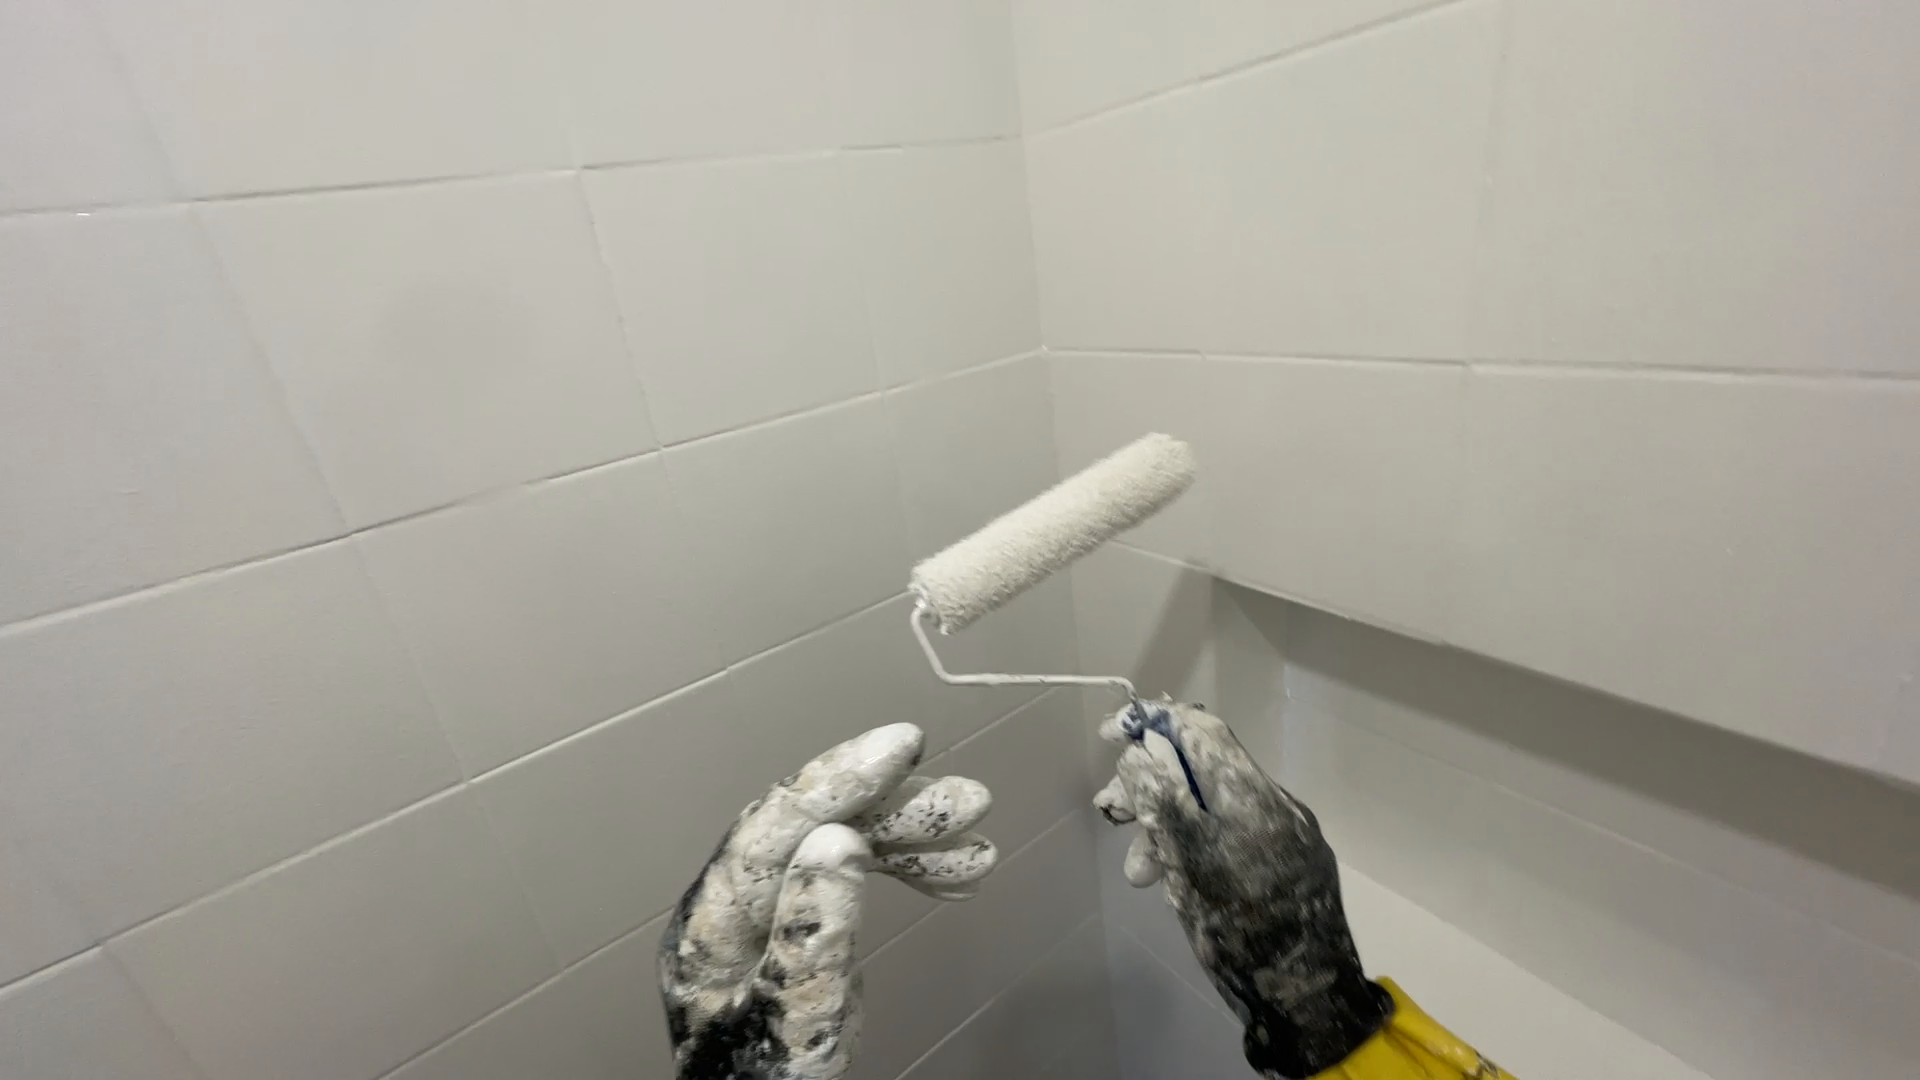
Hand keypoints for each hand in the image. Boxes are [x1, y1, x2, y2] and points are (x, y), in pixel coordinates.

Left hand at [660, 723, 997, 1079]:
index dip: (841, 778)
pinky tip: (956, 874)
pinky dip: (912, 868)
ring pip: (850, 839)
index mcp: (715, 917)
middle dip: (899, 810)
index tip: (904, 743)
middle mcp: (743, 893)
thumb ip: (809, 938)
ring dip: (916, 838)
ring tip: (980, 850)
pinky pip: (862, 868)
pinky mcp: (809, 909)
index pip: (774, 826)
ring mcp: (777, 899)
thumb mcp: (790, 1027)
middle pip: (822, 825)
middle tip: (973, 802)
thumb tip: (840, 838)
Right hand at [1094, 701, 1387, 1079]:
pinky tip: (1170, 876)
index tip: (1113, 734)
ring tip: (1137, 869)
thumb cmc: (1238, 926)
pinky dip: (1194, 846)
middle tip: (1111, 808)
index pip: (1200, 730)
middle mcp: (1271, 803)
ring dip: (1165, 825)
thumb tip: (1142, 749)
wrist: (1308, 1001)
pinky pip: (1229, 836)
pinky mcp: (1287, 863)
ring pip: (1209, 808)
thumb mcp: (1185, 857)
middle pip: (1199, 769)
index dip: (1154, 721)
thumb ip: (1161, 795)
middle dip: (1149, 783)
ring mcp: (1283, 834)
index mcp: (1249, 794)